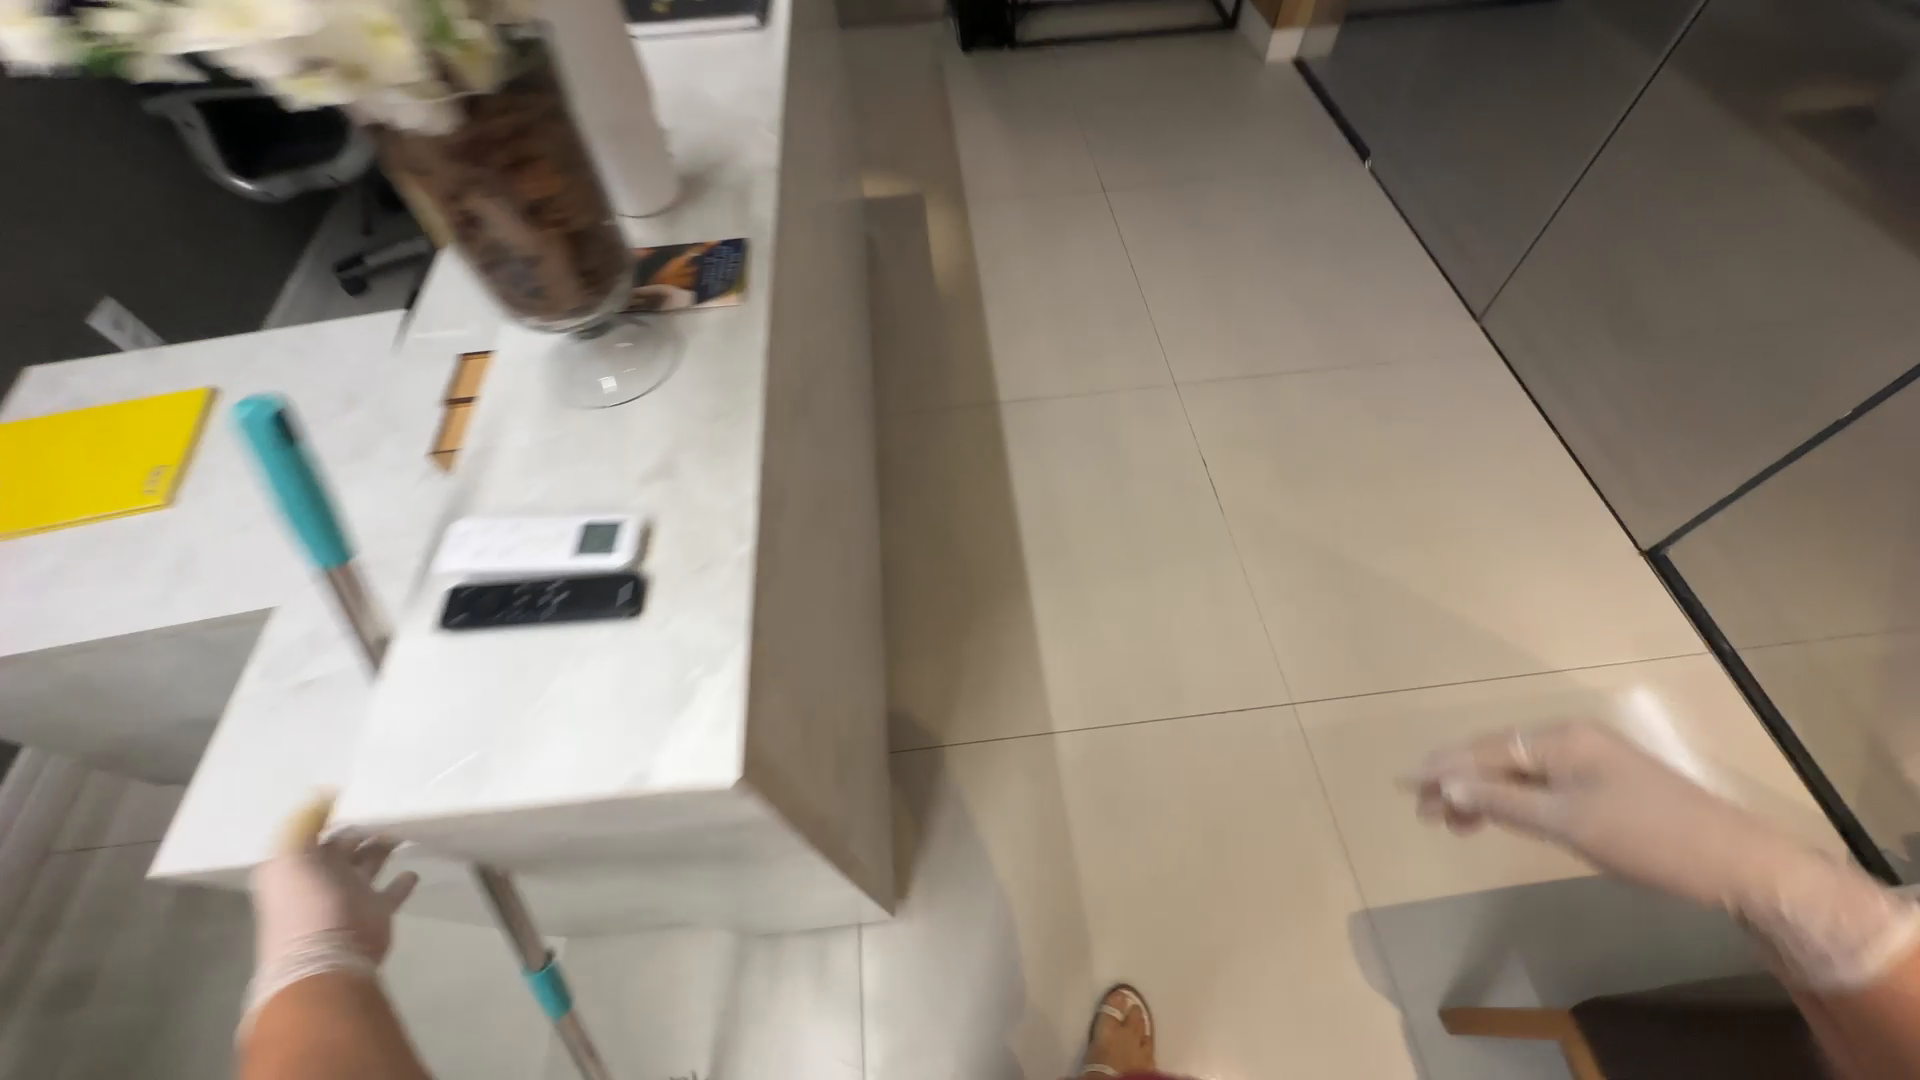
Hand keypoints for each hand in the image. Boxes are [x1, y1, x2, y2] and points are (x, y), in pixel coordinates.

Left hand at [245, 793, 418, 1019]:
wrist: (326, 957)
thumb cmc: (307, 905)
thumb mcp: (290, 859)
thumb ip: (302, 823)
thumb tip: (325, 793)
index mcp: (299, 866)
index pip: (318, 833)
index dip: (335, 814)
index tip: (362, 792)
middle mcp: (323, 878)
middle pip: (346, 846)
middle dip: (363, 827)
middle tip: (392, 805)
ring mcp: (351, 895)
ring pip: (370, 863)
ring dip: (384, 847)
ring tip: (405, 828)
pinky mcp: (377, 910)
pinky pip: (392, 891)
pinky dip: (403, 881)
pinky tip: (413, 870)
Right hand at [1412, 720, 1918, 989]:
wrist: (1745, 867)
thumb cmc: (1650, 838)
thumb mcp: (1568, 822)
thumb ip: (1501, 800)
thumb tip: (1445, 783)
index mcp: (1561, 739)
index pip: (1485, 750)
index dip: (1442, 767)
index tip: (1406, 782)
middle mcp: (1571, 740)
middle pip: (1496, 757)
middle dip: (1457, 781)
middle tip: (1425, 811)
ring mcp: (1590, 760)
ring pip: (1516, 772)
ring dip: (1482, 793)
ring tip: (1454, 820)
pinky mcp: (1603, 784)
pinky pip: (1539, 783)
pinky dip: (1512, 799)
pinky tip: (1498, 814)